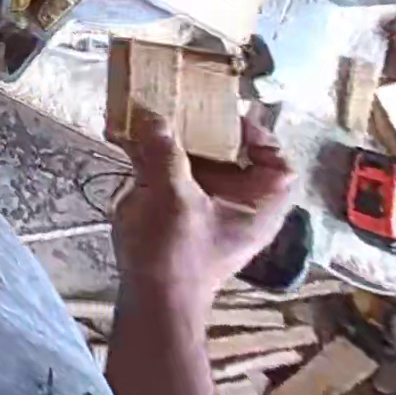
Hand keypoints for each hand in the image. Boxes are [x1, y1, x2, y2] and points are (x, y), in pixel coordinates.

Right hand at [112, 113, 295, 303]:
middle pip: (225, 154)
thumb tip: (153, 116)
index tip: (227, 116)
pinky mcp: (163, 200)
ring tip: (143, 110)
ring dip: (163, 134)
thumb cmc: (179, 253)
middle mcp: (228, 199)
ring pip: (185, 157)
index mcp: (254, 206)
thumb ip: (165, 155)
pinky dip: (140, 147)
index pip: (276, 166)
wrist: (150, 291)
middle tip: (177, 103)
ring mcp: (194, 199)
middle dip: (200, 128)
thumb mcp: (176, 200)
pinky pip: (156, 165)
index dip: (260, 139)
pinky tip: (119, 131)